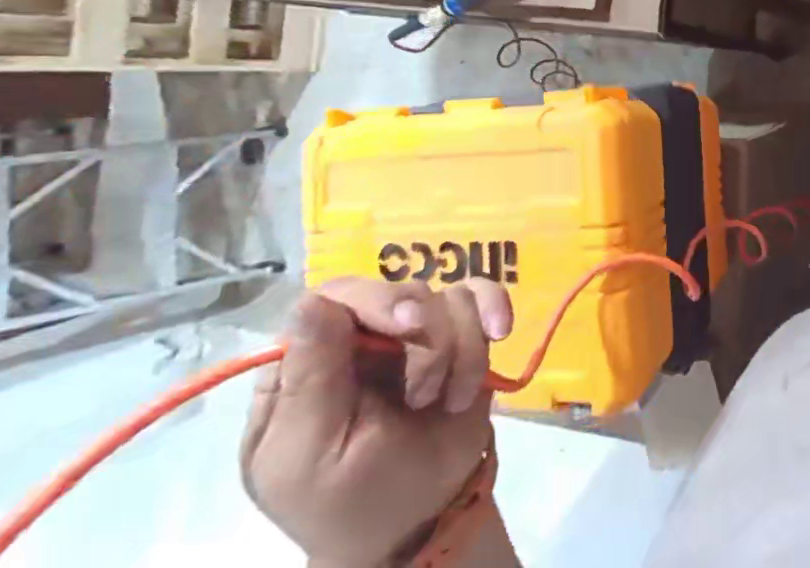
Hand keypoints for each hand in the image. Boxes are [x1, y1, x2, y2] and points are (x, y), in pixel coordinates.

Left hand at [241, 278, 512, 564]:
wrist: (418, 519)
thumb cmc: (347, 498)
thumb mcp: (312, 452)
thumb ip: (312, 379)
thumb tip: (313, 303)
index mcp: (308, 365)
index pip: (333, 299)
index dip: (373, 300)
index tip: (407, 325)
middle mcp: (364, 338)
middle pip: (401, 291)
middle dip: (427, 334)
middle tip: (427, 386)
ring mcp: (419, 336)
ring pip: (451, 298)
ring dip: (460, 350)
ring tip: (447, 401)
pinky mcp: (466, 337)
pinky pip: (484, 299)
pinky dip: (495, 310)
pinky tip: (501, 335)